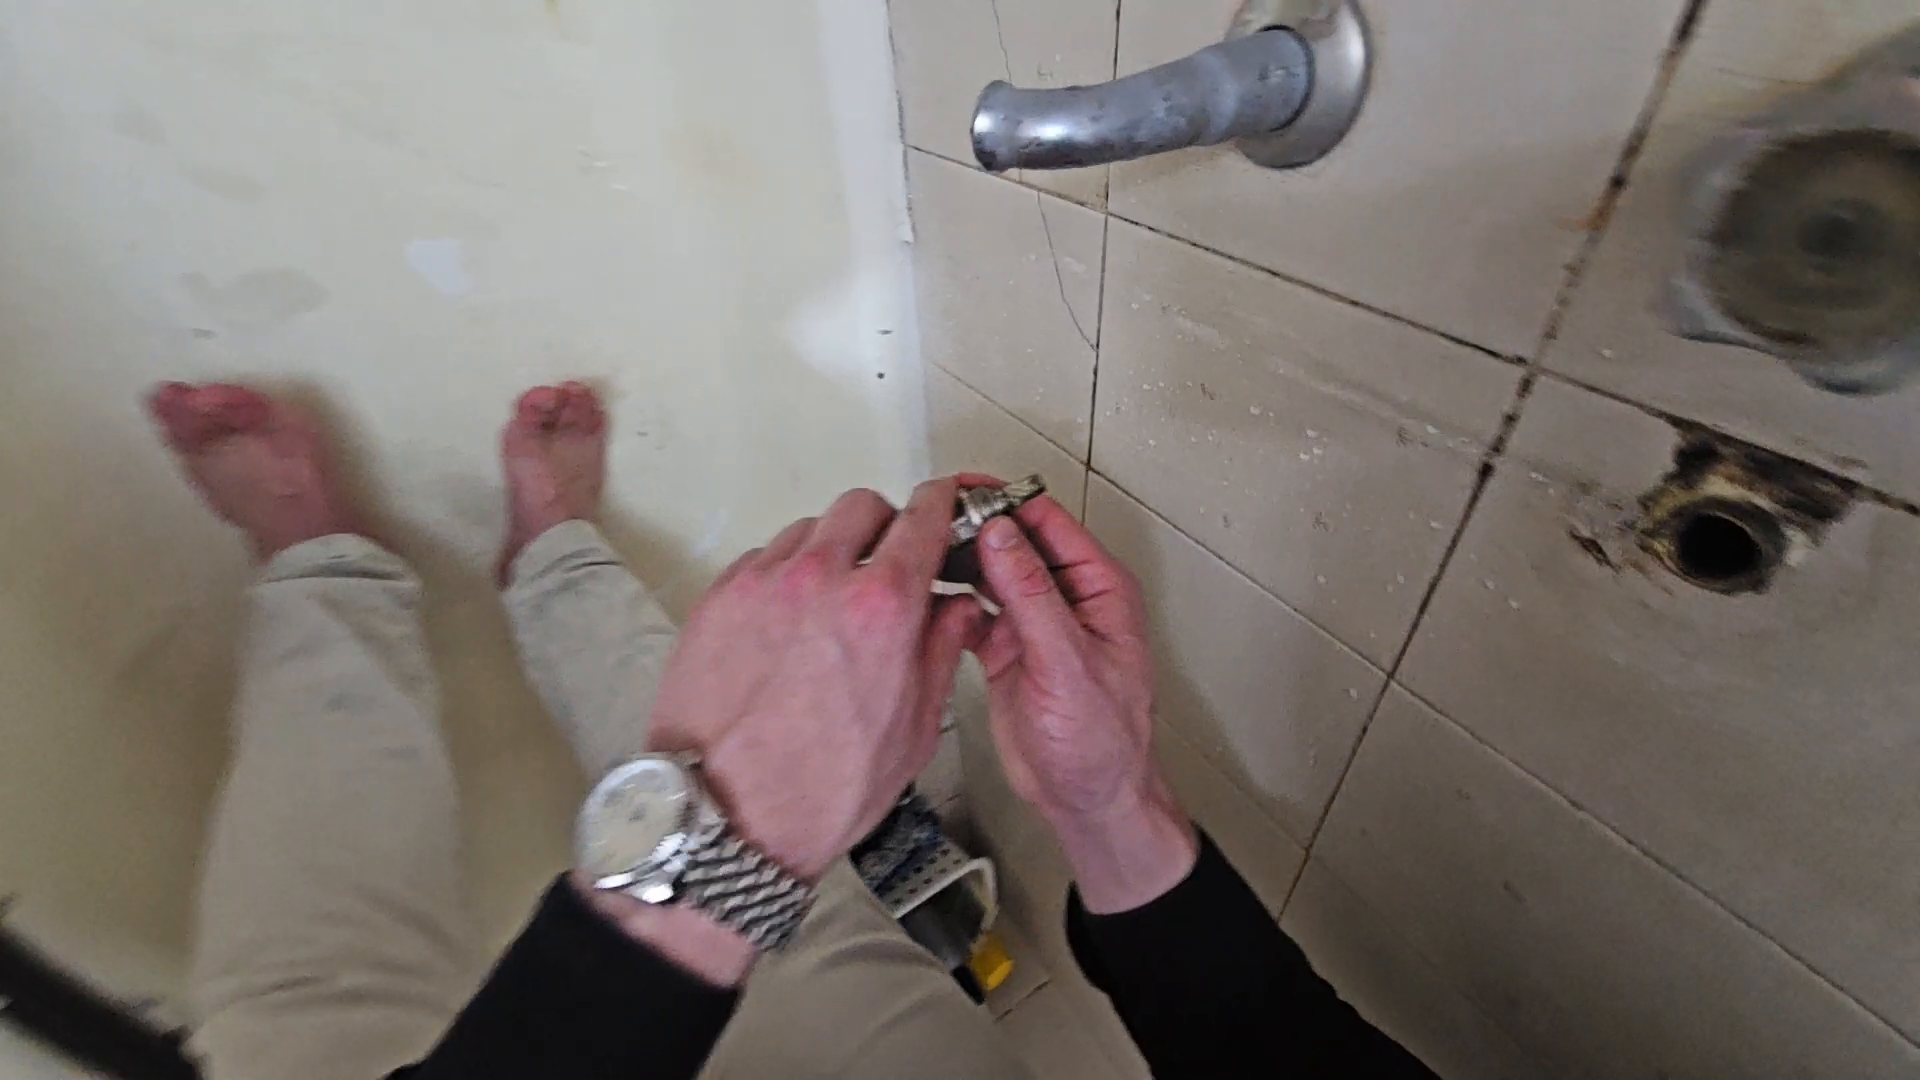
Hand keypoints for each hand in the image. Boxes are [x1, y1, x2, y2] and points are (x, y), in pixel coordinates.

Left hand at [647, 478, 986, 884]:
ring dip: (833, 549)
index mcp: (882, 608)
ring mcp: (762, 583)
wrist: (723, 823)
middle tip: (888, 561)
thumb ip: (942, 649)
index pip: (923, 518)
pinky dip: (786, 571)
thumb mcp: (913, 729)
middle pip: (863, 505)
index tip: (945, 502)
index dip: (942, 503)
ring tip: (832, 599)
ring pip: (811, 527)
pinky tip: (789, 620)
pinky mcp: (718, 598)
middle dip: (885, 524)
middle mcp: (821, 579)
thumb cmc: (820, 790)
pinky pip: (764, 557)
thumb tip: (958, 606)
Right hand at [969, 480, 1197, 913]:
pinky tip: (928, 595)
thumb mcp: (1068, 663)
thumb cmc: (1102, 742)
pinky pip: (974, 606)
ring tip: (920, 547)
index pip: (1049, 523)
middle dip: (974, 525)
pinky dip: (951, 598)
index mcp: (1096, 588)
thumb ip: (1032, 596)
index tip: (964, 492)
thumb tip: (1002, 534)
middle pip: (1015, 540)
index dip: (1006, 501)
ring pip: (991, 569)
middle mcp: (1064, 597)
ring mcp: (1032, 620)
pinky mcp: (1006, 645)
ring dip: (959, 557)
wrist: (1085, 799)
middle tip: (929, 517)